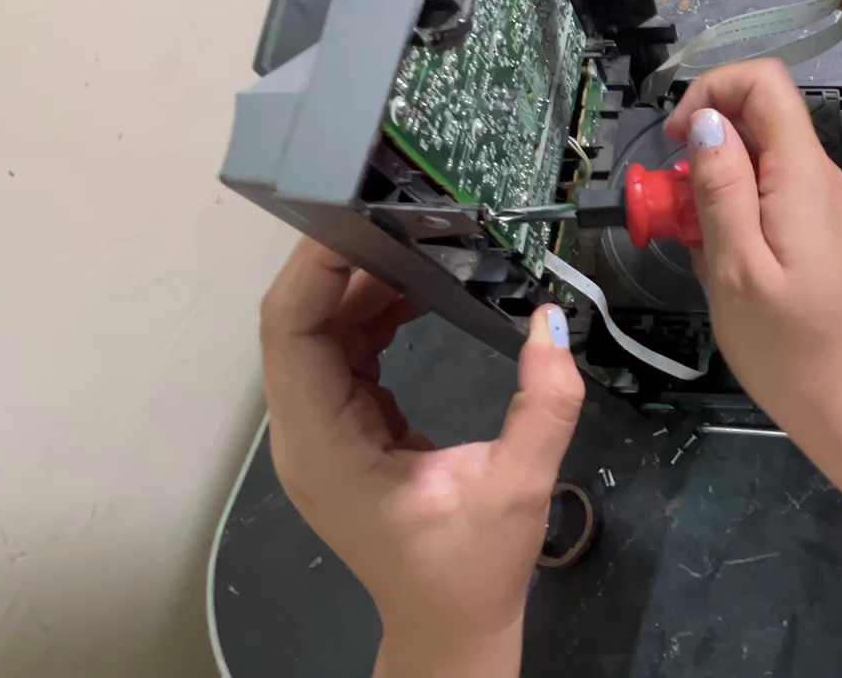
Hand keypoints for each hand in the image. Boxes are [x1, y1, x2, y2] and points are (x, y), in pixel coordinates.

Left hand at [258, 240, 583, 676]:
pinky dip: (378, 313)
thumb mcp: (518, 487)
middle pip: (300, 323)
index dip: (315, 271)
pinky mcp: (350, 426)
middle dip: (344, 264)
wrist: (450, 624)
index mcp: (327, 446)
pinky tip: (422, 292)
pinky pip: (349, 351)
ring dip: (365, 285)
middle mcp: (308, 432)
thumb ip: (544, 405)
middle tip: (404, 217)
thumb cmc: (472, 568)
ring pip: (323, 332)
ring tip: (422, 245)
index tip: (360, 221)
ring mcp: (325, 429)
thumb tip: (550, 320)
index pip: (291, 335)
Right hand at [663, 61, 841, 440]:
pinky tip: (713, 250)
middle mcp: (815, 173)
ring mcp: (816, 198)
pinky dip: (729, 206)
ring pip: (756, 153)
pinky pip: (764, 189)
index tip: (676, 141)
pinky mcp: (810, 224)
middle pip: (757, 114)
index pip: (764, 82)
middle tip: (672, 202)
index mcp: (801, 173)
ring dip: (711, 180)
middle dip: (704, 142)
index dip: (712, 91)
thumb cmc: (786, 344)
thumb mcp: (737, 267)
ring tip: (690, 234)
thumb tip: (706, 123)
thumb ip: (722, 189)